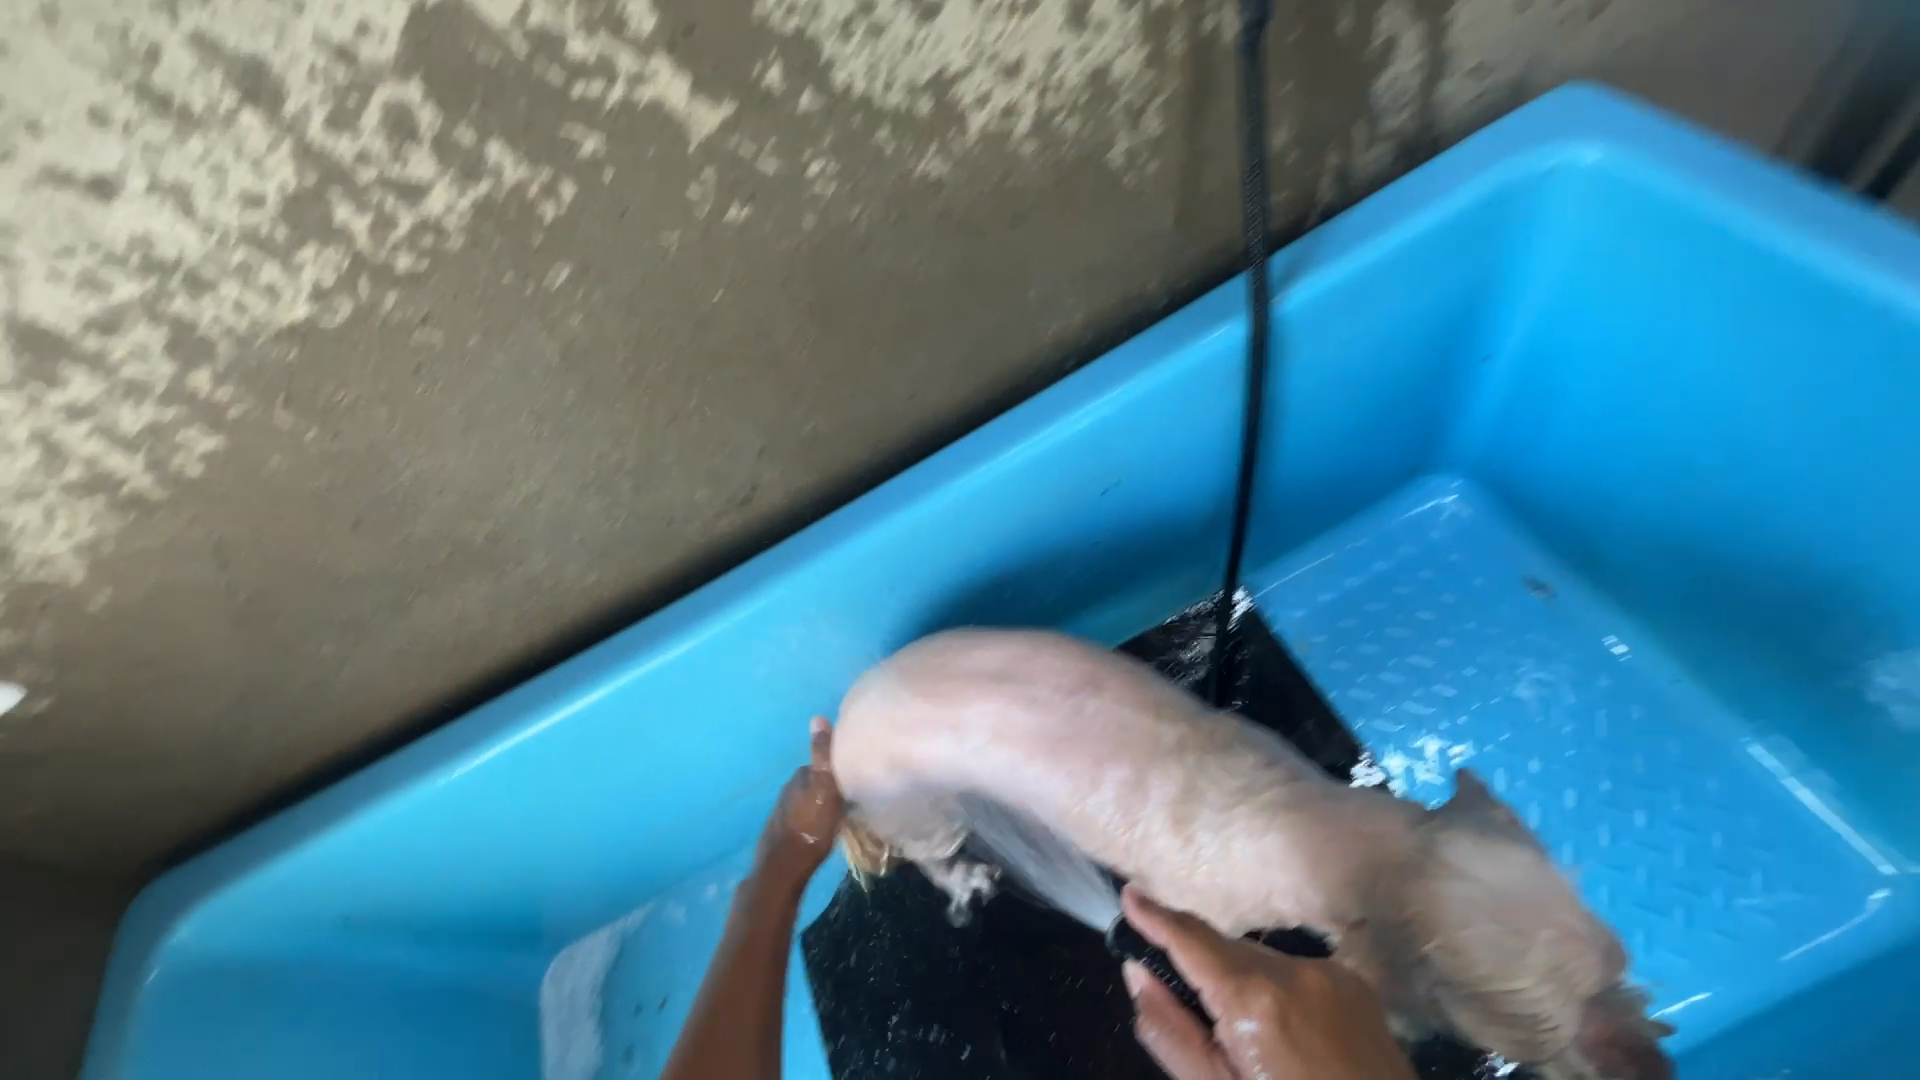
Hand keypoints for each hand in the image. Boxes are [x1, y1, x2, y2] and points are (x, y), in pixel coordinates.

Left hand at [754, 716, 844, 885]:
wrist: (783, 867)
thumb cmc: (811, 826)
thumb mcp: (825, 787)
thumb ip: (822, 755)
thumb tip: (817, 716)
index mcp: (800, 776)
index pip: (821, 764)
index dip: (836, 769)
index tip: (852, 776)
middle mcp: (788, 789)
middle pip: (813, 782)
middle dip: (827, 787)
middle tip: (848, 796)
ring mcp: (781, 811)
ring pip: (806, 800)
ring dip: (818, 804)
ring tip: (837, 814)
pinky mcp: (780, 830)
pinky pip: (800, 817)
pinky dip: (810, 819)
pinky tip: (819, 830)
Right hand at [1120, 888, 1415, 1079]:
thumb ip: (1171, 1032)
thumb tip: (1137, 973)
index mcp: (1254, 999)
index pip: (1191, 940)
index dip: (1155, 916)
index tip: (1129, 896)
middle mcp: (1295, 969)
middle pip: (1224, 948)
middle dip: (1198, 960)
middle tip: (1180, 997)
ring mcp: (1332, 973)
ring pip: (1260, 957)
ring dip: (1237, 975)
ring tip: (1238, 1028)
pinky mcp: (1357, 984)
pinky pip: (1295, 971)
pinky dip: (1274, 986)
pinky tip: (1282, 1030)